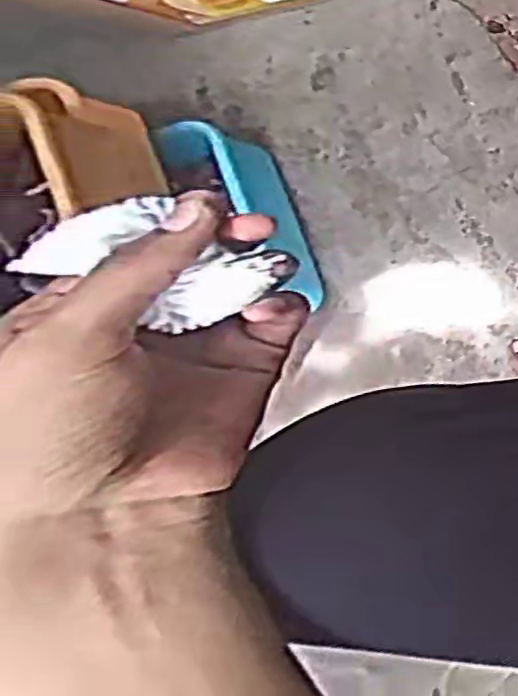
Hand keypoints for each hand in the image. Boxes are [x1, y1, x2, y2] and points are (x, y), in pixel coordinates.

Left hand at [0, 191, 309, 523]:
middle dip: (222, 238)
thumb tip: (192, 214)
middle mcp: (138, 326)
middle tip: (246, 226)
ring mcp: (196, 344)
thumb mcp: (65, 338)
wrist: (104, 511)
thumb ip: (136, 269)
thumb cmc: (38, 444)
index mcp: (72, 317)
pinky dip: (284, 304)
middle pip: (194, 261)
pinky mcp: (248, 361)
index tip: (200, 203)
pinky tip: (272, 306)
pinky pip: (279, 316)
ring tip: (263, 263)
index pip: (128, 249)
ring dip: (256, 267)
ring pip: (240, 282)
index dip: (165, 222)